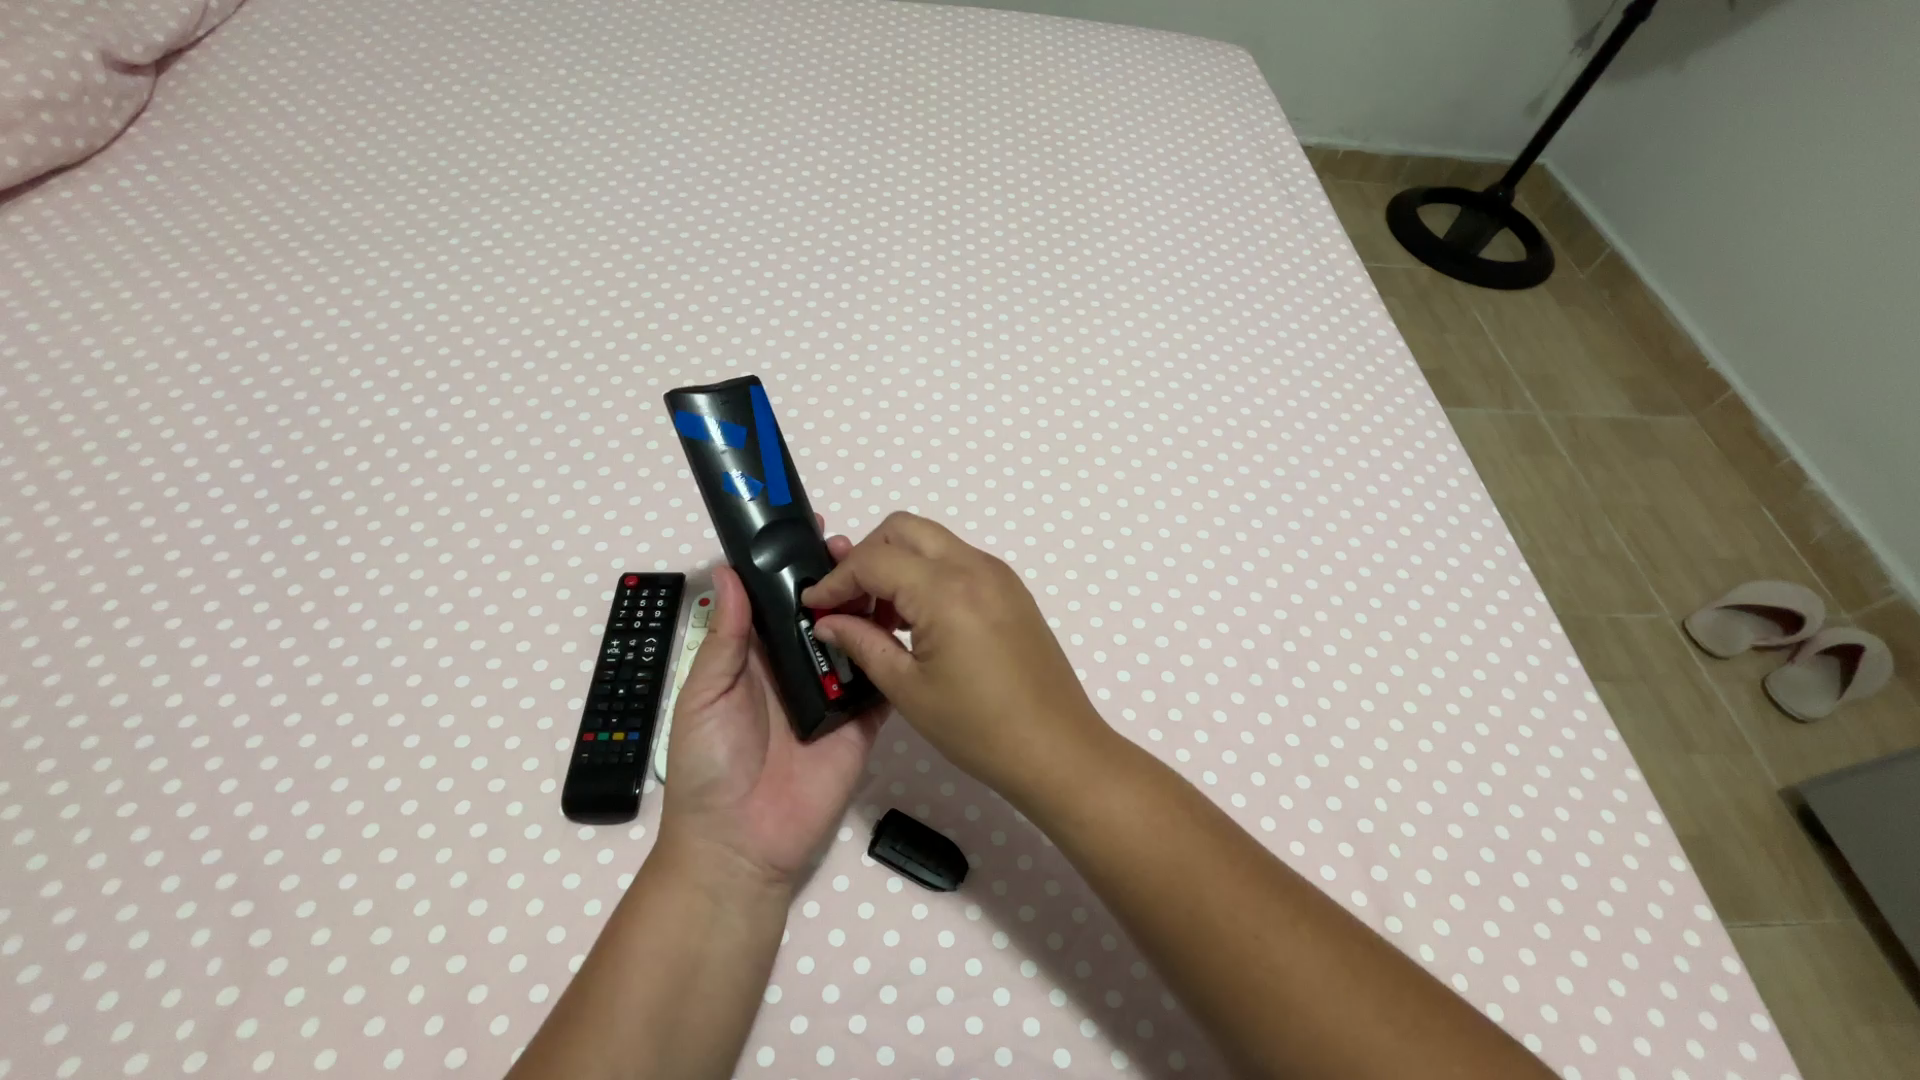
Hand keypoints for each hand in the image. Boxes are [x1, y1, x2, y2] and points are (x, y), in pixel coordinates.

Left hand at [656, 529, 884, 890]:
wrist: (741, 846)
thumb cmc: (710, 767)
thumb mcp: (705, 696)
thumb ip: (726, 638)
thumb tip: (726, 572)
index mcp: (755, 659)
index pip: (778, 602)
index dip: (793, 568)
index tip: (812, 533)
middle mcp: (797, 670)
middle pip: (825, 616)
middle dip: (840, 582)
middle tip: (858, 552)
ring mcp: (834, 697)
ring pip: (857, 643)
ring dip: (870, 611)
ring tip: (887, 580)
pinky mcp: (862, 724)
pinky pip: (882, 686)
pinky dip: (894, 660)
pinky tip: (910, 628)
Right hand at [800, 512, 1110, 795]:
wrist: (1057, 748)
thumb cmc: (978, 728)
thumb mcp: (908, 689)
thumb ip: (863, 644)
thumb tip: (828, 622)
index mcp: (946, 590)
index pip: (874, 561)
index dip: (836, 580)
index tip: (814, 606)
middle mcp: (974, 567)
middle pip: (903, 529)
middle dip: (865, 555)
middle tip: (847, 601)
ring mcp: (998, 575)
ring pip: (932, 541)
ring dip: (897, 563)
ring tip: (877, 616)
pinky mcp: (1011, 591)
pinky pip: (957, 561)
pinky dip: (926, 574)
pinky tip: (914, 621)